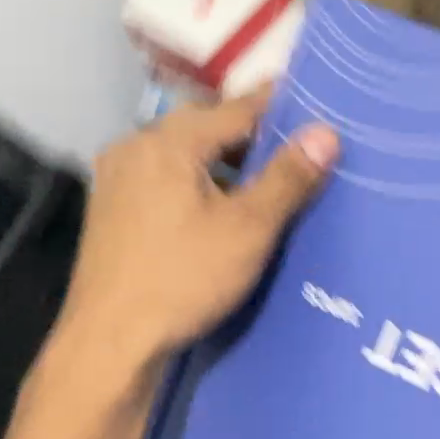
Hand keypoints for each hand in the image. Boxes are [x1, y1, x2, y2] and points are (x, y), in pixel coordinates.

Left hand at [55, 89, 339, 379]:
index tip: (316, 100)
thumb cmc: (184, 279)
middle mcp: (136, 147)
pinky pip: (169, 178)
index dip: (280, 106)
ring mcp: (119, 178)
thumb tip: (326, 133)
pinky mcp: (115, 209)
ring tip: (268, 179)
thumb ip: (287, 178)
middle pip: (207, 127)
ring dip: (227, 161)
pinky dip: (202, 181)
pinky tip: (224, 208)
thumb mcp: (249, 229)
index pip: (237, 109)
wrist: (112, 339)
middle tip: (299, 146)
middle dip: (253, 134)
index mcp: (168, 142)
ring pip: (186, 154)